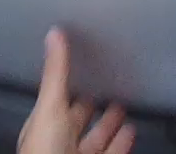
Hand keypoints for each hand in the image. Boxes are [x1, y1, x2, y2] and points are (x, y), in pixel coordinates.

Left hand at [20, 28, 135, 153]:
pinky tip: (131, 133)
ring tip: (126, 110)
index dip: (72, 87)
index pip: (59, 102)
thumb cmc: (46, 152)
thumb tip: (54, 33)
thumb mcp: (50, 106)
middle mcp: (60, 145)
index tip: (87, 67)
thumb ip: (56, 73)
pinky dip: (121, 144)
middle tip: (111, 88)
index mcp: (44, 128)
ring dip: (111, 126)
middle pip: (80, 122)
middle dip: (95, 107)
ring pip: (97, 140)